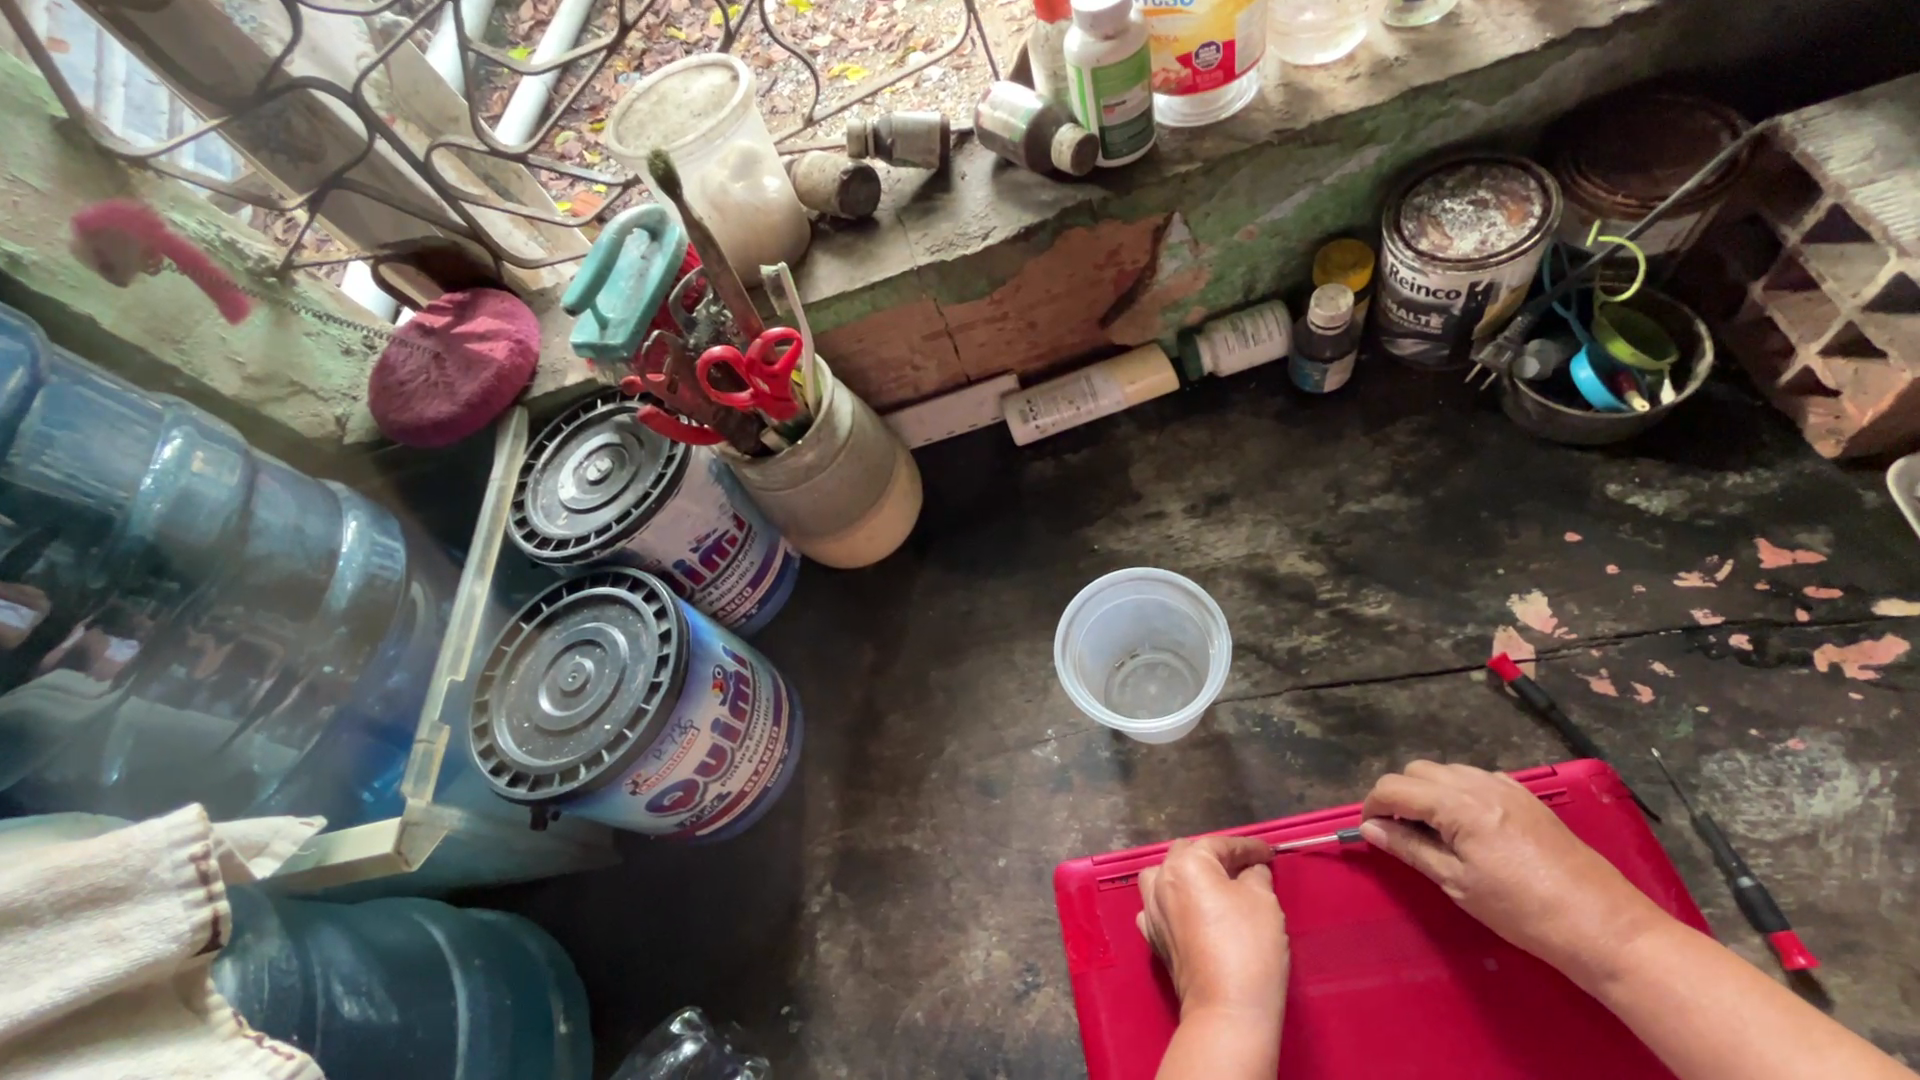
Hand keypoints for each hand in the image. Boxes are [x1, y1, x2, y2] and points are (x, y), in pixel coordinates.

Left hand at [1136, 835, 1288, 1024]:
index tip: (1267, 854)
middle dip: (1215, 857)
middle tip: (1245, 868)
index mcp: (1186, 865)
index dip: (1247, 847)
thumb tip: (1251, 869)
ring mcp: (1152, 910)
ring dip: (1185, 874)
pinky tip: (1188, 911)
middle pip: (1186, 854)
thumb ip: (1255, 875)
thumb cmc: (1248, 946)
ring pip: (1163, 876)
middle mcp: (1161, 881)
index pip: (1218, 845)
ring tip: (1212, 885)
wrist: (1227, 1007)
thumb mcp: (1263, 900)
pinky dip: (1171, 903)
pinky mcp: (1153, 937)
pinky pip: (1157, 907)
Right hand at [1360, 761, 1670, 980]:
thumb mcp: (1457, 883)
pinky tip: (1467, 825)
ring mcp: (1507, 787)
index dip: (1373, 806)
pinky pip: (1477, 778)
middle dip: (1399, 795)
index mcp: (1459, 805)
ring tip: (1433, 830)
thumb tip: (1369, 829)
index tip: (1371, 831)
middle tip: (1400, 832)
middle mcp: (1479, 784)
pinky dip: (1459, 792)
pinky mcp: (1527, 798)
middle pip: (1417, 771)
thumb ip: (1409, 848)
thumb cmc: (1523, 911)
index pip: (1394, 787)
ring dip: (1428, 791)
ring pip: (1447, 771)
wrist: (1603, 927)